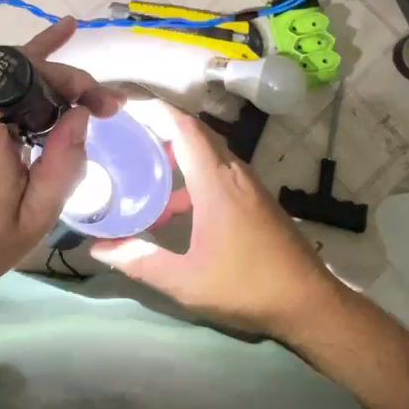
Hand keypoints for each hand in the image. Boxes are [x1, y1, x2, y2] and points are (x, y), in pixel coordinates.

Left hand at [0, 18, 123, 299]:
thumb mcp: (34, 218)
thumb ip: (61, 166)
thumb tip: (80, 113)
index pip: (2, 77)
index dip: (47, 71)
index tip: (86, 95)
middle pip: (13, 71)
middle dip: (64, 77)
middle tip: (106, 104)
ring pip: (7, 77)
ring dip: (52, 77)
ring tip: (96, 95)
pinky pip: (0, 92)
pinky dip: (32, 76)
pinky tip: (59, 43)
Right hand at [90, 103, 340, 338]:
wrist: (310, 304)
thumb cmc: (247, 287)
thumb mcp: (186, 281)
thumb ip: (140, 262)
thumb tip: (98, 249)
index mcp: (215, 182)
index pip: (183, 127)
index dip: (154, 109)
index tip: (124, 104)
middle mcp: (233, 173)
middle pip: (194, 133)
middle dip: (158, 127)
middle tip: (123, 133)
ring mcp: (249, 185)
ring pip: (207, 153)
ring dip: (176, 153)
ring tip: (141, 168)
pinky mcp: (256, 200)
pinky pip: (218, 170)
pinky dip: (192, 173)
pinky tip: (174, 205)